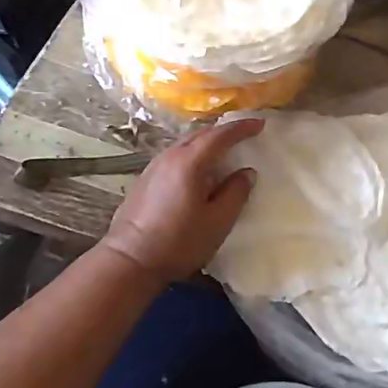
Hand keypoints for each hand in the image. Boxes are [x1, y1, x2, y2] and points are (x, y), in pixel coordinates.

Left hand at [98, 119, 263, 283]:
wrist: (127, 262)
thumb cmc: (178, 242)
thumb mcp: (218, 221)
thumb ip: (236, 193)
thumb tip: (247, 173)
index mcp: (190, 162)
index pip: (221, 135)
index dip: (242, 127)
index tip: (260, 124)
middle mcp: (170, 157)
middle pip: (201, 134)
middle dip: (224, 132)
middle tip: (244, 135)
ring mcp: (154, 167)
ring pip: (186, 144)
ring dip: (207, 143)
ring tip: (224, 151)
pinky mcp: (144, 180)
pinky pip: (176, 156)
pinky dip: (193, 154)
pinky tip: (198, 170)